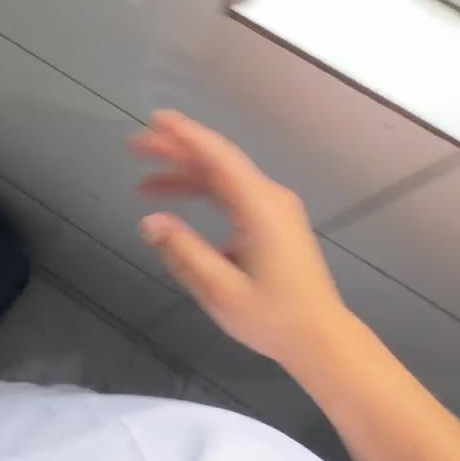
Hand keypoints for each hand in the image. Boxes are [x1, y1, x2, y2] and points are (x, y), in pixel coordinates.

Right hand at [132, 111, 350, 367]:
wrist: (323, 340)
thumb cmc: (274, 317)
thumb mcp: (221, 290)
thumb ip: (184, 252)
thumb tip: (150, 221)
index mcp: (259, 206)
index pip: (218, 157)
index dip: (185, 134)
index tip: (156, 120)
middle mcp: (268, 197)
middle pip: (217, 161)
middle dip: (175, 150)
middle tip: (136, 147)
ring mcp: (273, 207)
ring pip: (222, 177)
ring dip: (184, 173)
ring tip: (144, 183)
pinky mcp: (273, 221)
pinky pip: (231, 192)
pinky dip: (201, 190)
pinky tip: (177, 202)